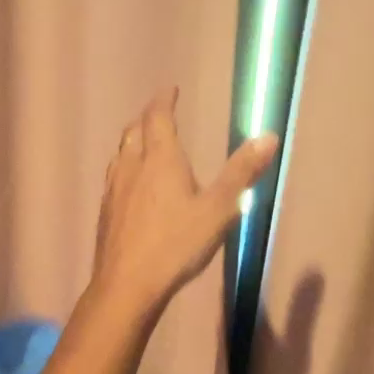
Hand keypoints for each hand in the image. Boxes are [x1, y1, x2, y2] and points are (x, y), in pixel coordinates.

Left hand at [91, 88, 277, 312]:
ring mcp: (113, 190)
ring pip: (120, 153)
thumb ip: (241, 173)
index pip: (158, 117)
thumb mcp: (218, 210)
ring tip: (143, 143)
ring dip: (132, 141)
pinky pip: (114, 177)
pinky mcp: (105, 212)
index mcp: (160, 159)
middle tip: (158, 113)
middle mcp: (131, 167)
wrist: (126, 284)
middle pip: (133, 131)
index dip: (164, 101)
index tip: (170, 90)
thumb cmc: (175, 244)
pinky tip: (129, 185)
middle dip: (147, 118)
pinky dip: (124, 167)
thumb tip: (268, 136)